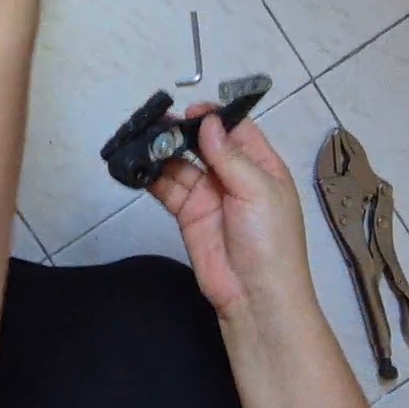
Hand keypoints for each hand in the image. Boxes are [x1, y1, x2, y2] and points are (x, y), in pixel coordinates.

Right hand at [149, 109, 315, 320]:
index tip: (191, 110)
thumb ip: (229, 156)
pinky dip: (152, 176)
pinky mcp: (187, 213)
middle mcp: (233, 176)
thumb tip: (208, 121)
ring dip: (163, 151)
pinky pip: (167, 188)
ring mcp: (208, 195)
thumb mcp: (258, 191)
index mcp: (261, 166)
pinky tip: (138, 165)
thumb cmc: (270, 240)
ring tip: (143, 140)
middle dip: (182, 132)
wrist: (255, 297)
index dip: (214, 117)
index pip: (236, 131)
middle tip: (158, 122)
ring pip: (181, 164)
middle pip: (203, 144)